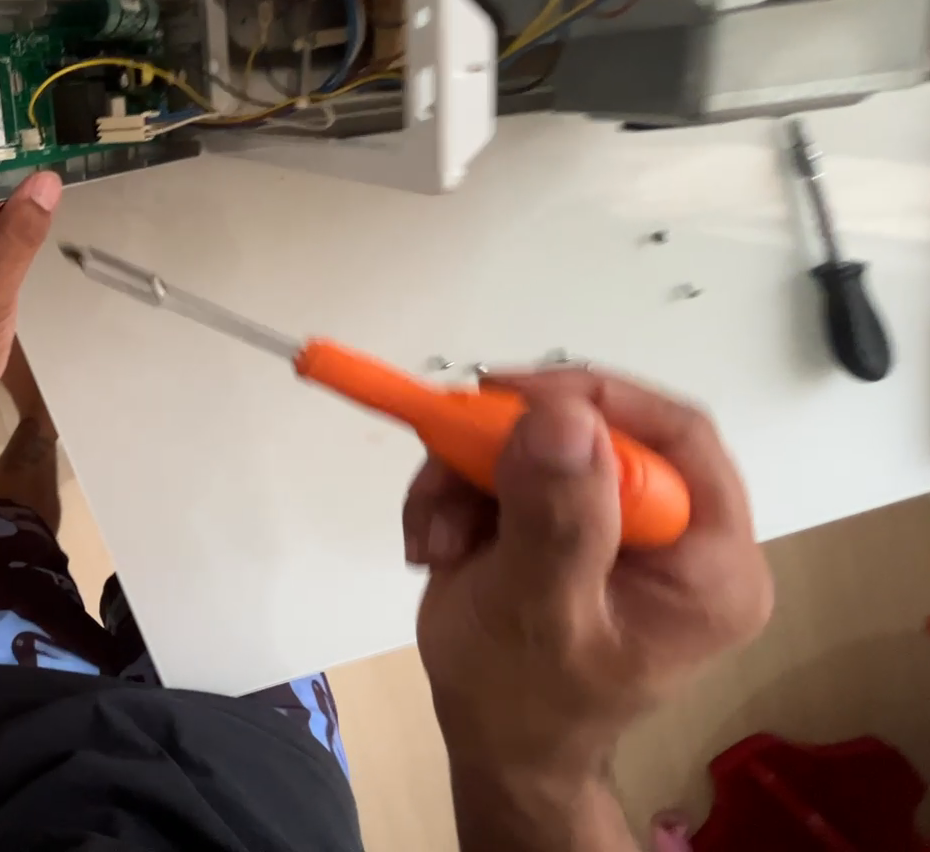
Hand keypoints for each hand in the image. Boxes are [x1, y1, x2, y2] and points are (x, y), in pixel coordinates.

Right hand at [402, 369, 772, 841]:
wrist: (488, 738)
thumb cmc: (519, 694)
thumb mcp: (535, 609)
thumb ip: (555, 518)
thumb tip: (560, 416)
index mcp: (702, 560)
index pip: (673, 436)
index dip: (589, 398)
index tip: (499, 393)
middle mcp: (661, 532)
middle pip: (576, 437)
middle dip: (488, 456)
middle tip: (437, 475)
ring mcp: (600, 527)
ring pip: (516, 451)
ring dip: (453, 483)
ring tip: (429, 541)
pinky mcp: (546, 525)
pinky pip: (487, 475)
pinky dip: (443, 499)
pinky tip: (431, 547)